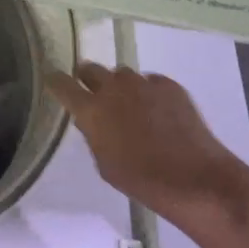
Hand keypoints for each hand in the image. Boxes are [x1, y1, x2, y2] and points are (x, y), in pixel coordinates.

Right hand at [45, 62, 248, 223]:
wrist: (195, 178)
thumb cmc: (141, 179)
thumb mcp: (104, 163)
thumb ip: (93, 136)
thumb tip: (89, 120)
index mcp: (91, 110)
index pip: (62, 84)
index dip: (55, 81)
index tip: (53, 81)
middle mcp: (113, 89)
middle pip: (91, 68)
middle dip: (88, 78)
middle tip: (94, 94)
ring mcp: (143, 84)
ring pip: (122, 74)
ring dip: (121, 86)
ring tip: (131, 106)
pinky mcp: (170, 86)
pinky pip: (151, 81)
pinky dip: (149, 92)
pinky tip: (158, 112)